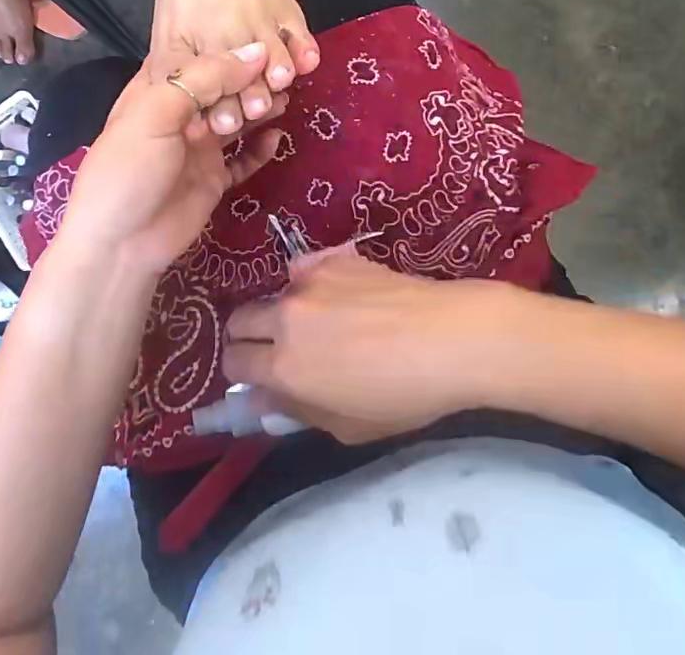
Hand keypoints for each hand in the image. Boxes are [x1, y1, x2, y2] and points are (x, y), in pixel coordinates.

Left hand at [56, 42, 288, 276]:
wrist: (121, 244)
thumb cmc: (129, 168)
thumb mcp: (156, 112)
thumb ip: (203, 79)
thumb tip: (255, 52)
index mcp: (156, 91)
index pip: (199, 60)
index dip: (230, 52)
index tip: (266, 47)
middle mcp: (179, 115)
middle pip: (222, 89)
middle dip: (249, 82)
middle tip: (281, 78)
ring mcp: (198, 148)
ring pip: (237, 120)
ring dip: (259, 110)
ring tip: (285, 100)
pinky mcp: (213, 178)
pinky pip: (243, 159)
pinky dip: (260, 149)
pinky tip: (277, 138)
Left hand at [146, 0, 319, 137]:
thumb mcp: (166, 21)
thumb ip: (177, 63)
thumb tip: (193, 101)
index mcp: (182, 41)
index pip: (191, 85)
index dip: (203, 108)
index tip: (211, 126)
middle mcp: (217, 32)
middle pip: (233, 77)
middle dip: (242, 99)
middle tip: (251, 111)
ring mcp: (252, 15)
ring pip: (267, 58)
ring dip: (274, 78)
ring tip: (279, 88)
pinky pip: (297, 31)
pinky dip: (303, 48)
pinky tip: (307, 62)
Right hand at [223, 247, 531, 442]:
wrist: (450, 339)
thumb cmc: (403, 395)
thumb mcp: (348, 426)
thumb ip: (297, 411)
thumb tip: (263, 399)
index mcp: (284, 367)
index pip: (234, 363)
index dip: (242, 373)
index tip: (260, 377)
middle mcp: (284, 319)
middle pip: (238, 321)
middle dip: (249, 337)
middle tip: (278, 349)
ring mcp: (306, 283)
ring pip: (272, 294)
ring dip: (282, 311)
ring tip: (319, 322)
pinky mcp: (329, 259)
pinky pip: (302, 269)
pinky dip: (308, 282)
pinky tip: (338, 294)